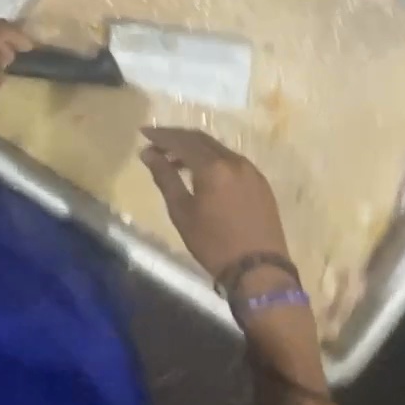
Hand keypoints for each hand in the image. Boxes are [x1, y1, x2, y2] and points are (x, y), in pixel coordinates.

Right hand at [140, 127, 290, 282]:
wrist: (260, 272)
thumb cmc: (213, 242)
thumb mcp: (181, 211)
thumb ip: (164, 177)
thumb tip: (147, 153)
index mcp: (213, 167)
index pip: (181, 140)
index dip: (160, 135)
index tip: (143, 132)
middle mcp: (234, 161)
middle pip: (200, 139)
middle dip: (176, 138)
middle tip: (156, 143)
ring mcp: (251, 171)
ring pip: (217, 149)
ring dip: (194, 148)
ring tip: (175, 160)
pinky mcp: (261, 184)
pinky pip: (231, 161)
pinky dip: (212, 159)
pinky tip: (202, 173)